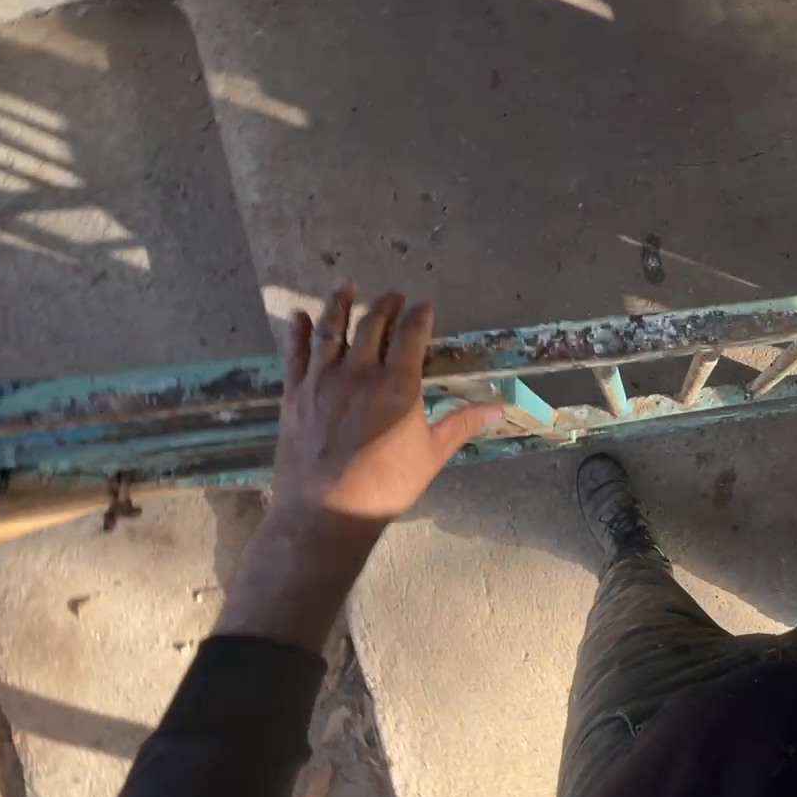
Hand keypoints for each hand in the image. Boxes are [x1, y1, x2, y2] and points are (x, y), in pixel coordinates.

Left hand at [217, 280, 501, 653]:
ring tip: (346, 283)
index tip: (425, 305)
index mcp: (398, 386)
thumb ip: (463, 423)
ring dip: (340, 304)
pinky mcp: (295, 396)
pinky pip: (295, 355)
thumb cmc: (387, 484)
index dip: (420, 317)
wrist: (325, 514)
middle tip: (394, 295)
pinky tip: (302, 316)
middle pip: (372, 326)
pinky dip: (299, 333)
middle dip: (385, 306)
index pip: (411, 336)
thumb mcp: (433, 453)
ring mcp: (322, 383)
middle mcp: (359, 374)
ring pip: (331, 332)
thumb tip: (500, 407)